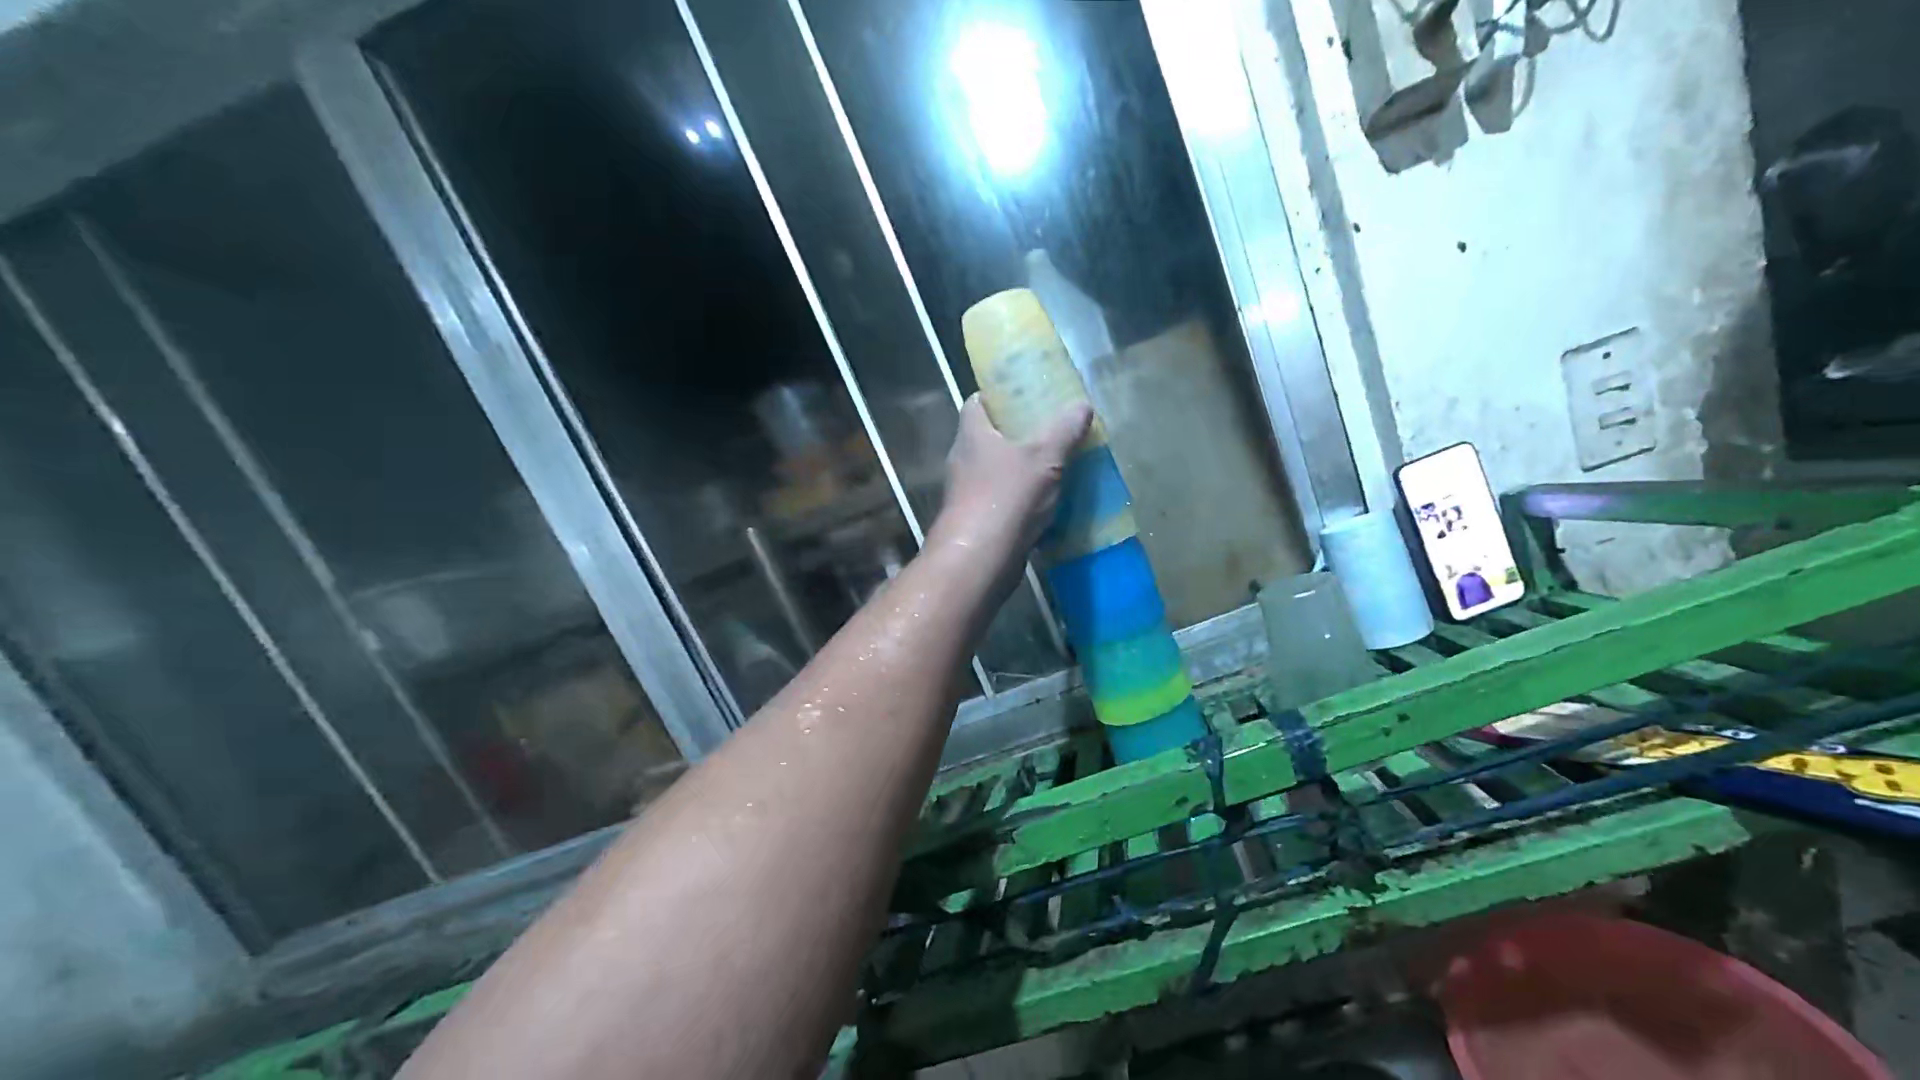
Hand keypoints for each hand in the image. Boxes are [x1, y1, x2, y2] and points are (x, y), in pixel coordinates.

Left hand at [928, 393, 1092, 559]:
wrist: (980, 558)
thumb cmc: (1007, 497)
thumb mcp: (1045, 457)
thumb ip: (1064, 430)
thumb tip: (1082, 405)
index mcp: (972, 434)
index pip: (976, 402)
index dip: (997, 396)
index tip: (1024, 395)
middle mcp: (963, 459)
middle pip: (987, 437)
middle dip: (1016, 434)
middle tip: (1050, 430)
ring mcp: (966, 492)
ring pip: (995, 471)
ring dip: (1019, 469)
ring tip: (1055, 465)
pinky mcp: (975, 520)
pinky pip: (1001, 500)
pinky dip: (1020, 499)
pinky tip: (1046, 503)